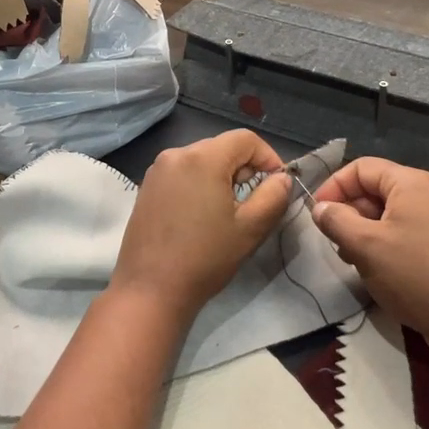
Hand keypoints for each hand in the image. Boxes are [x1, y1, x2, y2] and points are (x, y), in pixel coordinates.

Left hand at [109, 130, 293, 319]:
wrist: (151, 289)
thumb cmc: (205, 258)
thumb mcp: (250, 228)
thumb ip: (273, 196)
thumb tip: (281, 177)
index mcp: (202, 158)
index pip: (245, 139)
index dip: (268, 157)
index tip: (277, 184)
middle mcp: (176, 154)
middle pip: (222, 147)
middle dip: (244, 168)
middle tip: (253, 202)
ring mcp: (157, 169)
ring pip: (201, 159)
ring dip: (222, 176)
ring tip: (228, 211)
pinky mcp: (147, 186)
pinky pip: (182, 172)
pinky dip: (199, 184)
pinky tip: (201, 215)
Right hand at [312, 157, 428, 366]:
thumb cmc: (415, 275)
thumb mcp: (365, 246)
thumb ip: (336, 220)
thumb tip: (320, 208)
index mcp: (411, 182)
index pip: (361, 168)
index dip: (334, 186)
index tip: (317, 215)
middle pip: (377, 189)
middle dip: (350, 212)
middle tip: (335, 243)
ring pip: (392, 214)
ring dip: (366, 231)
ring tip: (354, 260)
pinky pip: (410, 232)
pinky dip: (388, 244)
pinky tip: (380, 270)